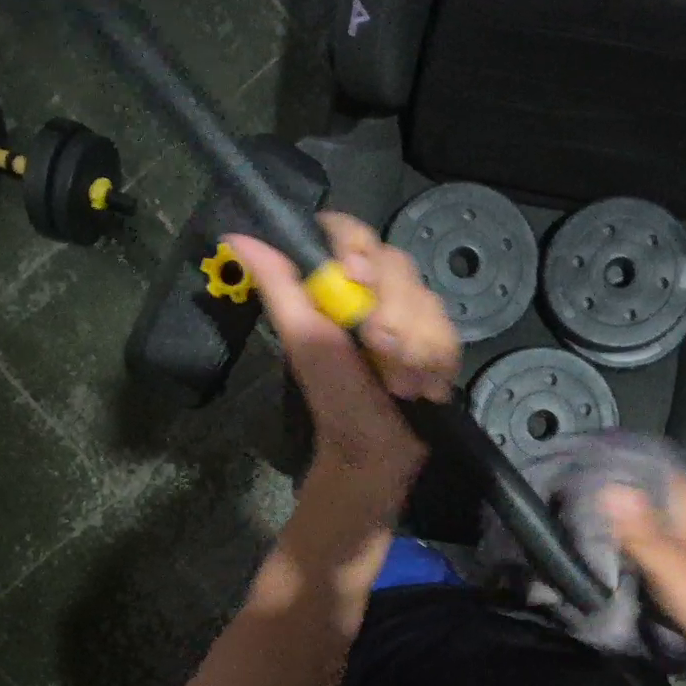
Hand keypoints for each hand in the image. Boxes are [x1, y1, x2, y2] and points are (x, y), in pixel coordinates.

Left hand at [226, 214, 460, 508]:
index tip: (356, 273)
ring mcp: (414, 319)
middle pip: (398, 265)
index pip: (352, 234)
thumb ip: (279, 287)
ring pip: (429, 303)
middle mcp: (379, 293)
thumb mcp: (303, 340)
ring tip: (399, 382)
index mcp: (340, 285)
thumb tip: (236, 236)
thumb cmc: (334, 397)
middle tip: (378, 346)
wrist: (375, 452)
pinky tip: (421, 387)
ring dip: (413, 346)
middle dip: (392, 310)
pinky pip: (449, 336)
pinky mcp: (441, 345)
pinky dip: (434, 364)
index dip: (358, 245)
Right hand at [600, 477, 685, 685]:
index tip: (585, 464)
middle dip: (616, 493)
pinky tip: (607, 550)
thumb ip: (639, 530)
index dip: (623, 463)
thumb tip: (607, 488)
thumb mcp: (670, 566)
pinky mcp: (684, 568)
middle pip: (649, 494)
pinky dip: (629, 545)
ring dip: (621, 521)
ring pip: (648, 521)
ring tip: (581, 518)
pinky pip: (649, 545)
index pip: (656, 468)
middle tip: (575, 493)